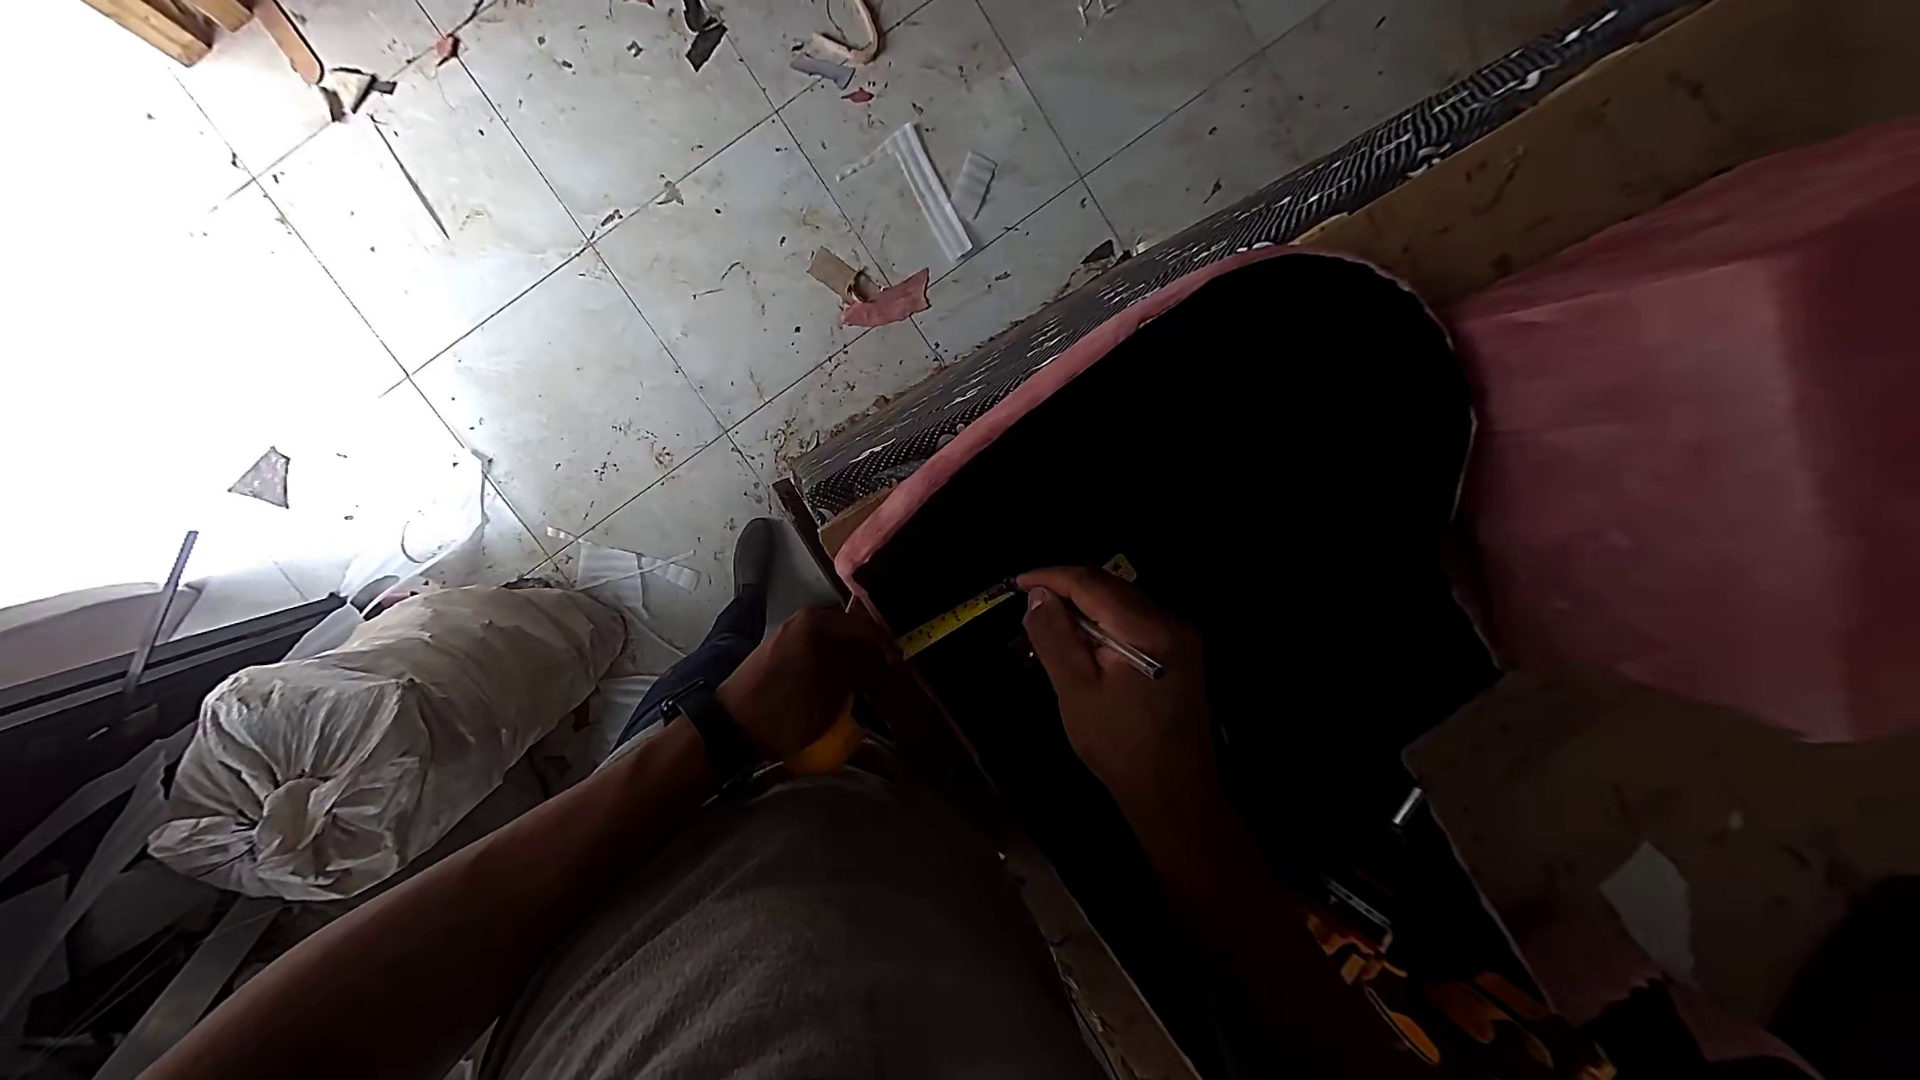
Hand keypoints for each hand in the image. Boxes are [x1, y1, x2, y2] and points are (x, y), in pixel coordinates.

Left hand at [716, 604, 890, 760]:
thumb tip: (885, 661)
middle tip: (886, 684)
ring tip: (866, 692)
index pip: (867, 628)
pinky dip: (834, 672)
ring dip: (853, 667)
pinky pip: (818, 657)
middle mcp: (804, 621)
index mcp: (817, 622)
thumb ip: (864, 668)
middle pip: (851, 635)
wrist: (729, 729)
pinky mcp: (781, 656)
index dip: (887, 650)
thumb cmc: (786, 708)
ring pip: (835, 648)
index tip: (901, 671)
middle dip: (871, 659)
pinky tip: (841, 692)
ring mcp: (789, 637)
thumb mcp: (833, 690)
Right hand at [1018, 567, 1214, 813]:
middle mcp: (1171, 622)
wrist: (1174, 794)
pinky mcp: (1179, 653)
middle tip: (1030, 605)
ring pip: (1121, 603)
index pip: (1092, 583)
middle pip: (1110, 587)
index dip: (1051, 577)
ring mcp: (1180, 637)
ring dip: (1083, 607)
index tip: (1018, 582)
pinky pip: (1133, 621)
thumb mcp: (1075, 690)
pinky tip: (1083, 641)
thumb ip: (1054, 637)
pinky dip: (1103, 623)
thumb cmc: (1119, 745)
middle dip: (1066, 590)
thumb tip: (1037, 595)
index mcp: (1148, 629)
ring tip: (1049, 623)